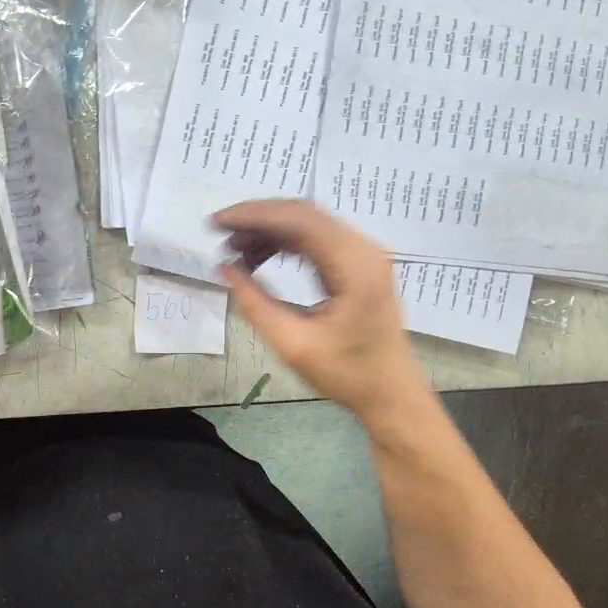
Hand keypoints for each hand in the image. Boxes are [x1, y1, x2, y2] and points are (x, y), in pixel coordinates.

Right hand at [215, 199, 429, 428]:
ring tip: (234, 250)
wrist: (391, 393)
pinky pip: (317, 240)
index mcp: (354, 266)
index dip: (253, 215)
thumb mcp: (293, 344)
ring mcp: (364, 254)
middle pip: (303, 214)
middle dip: (257, 218)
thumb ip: (256, 304)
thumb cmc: (347, 374)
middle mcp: (363, 249)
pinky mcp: (359, 265)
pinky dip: (285, 243)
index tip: (217, 223)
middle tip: (219, 233)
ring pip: (308, 224)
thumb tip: (225, 268)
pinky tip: (259, 257)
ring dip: (269, 230)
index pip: (298, 220)